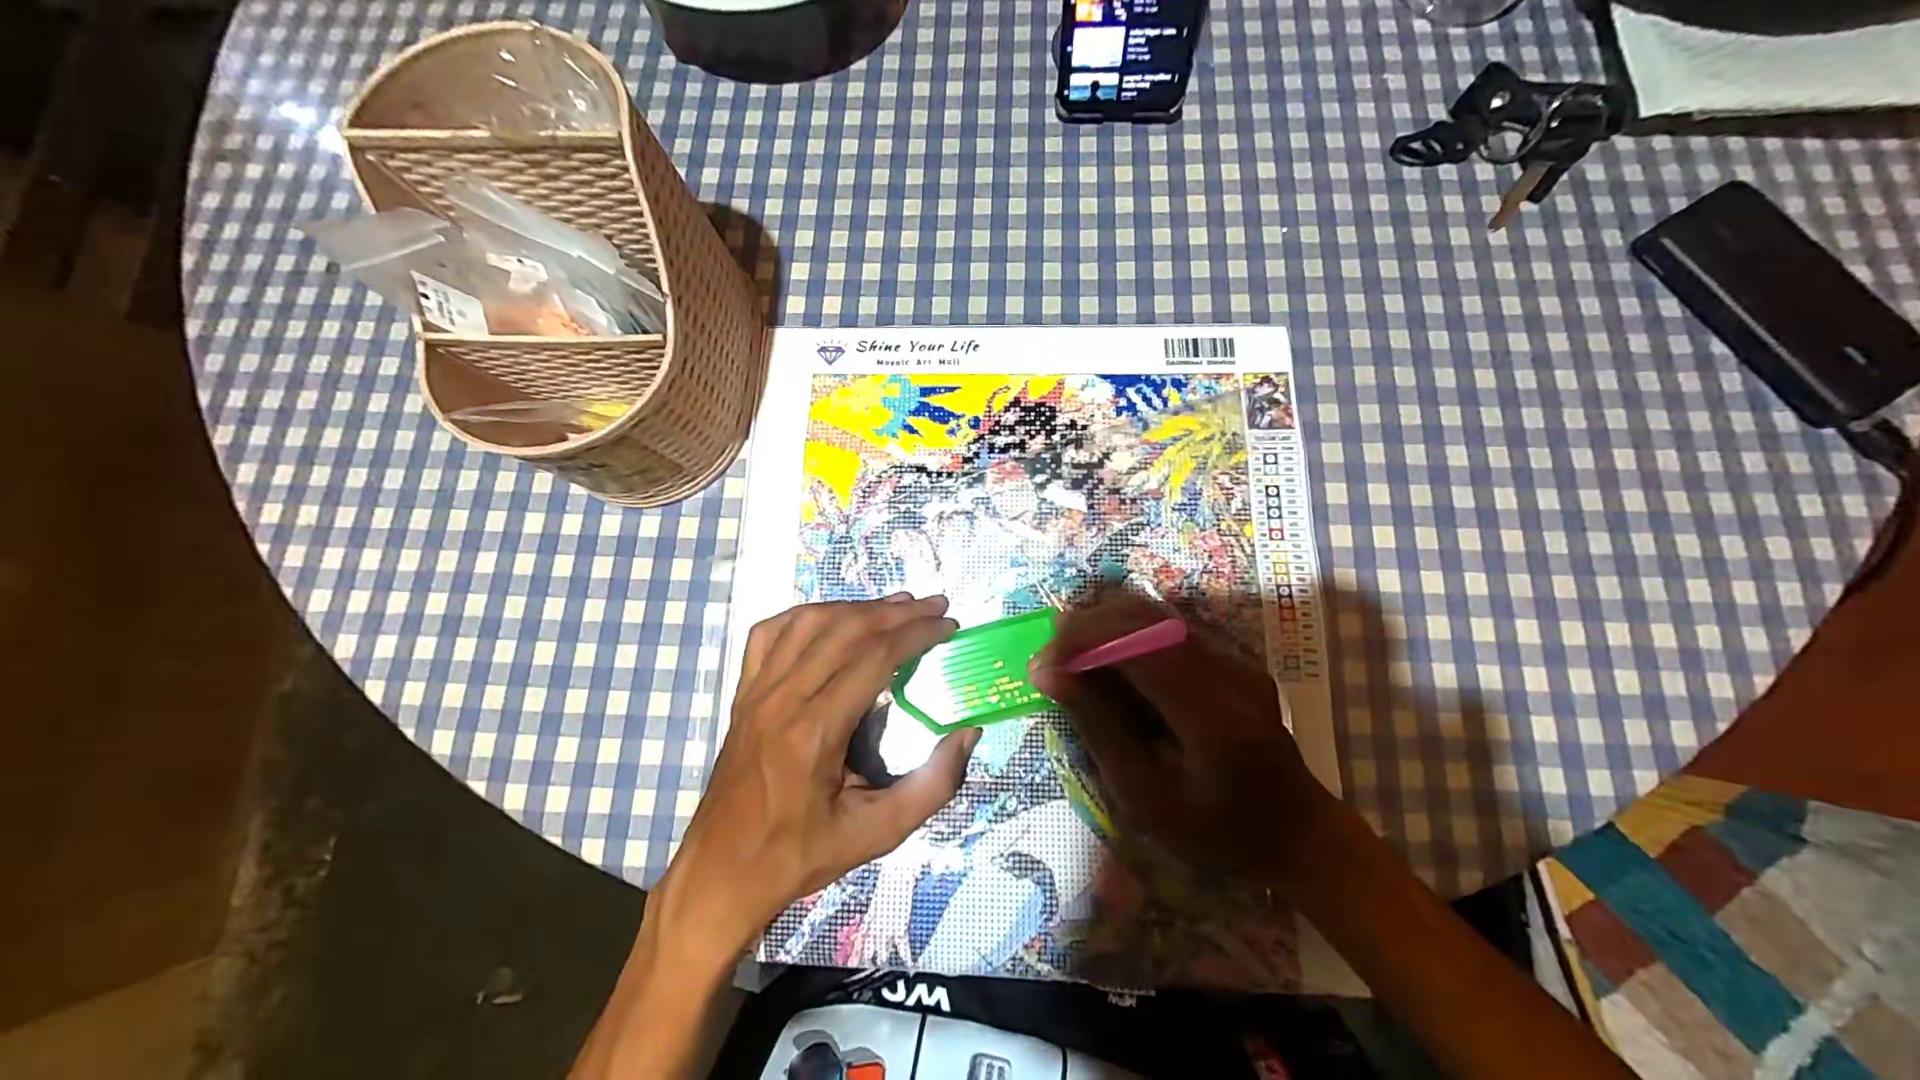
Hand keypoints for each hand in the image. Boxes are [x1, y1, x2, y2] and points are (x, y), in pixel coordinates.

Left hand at [659, 594, 980, 956]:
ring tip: (896, 605)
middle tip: (934, 604)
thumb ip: (933, 785)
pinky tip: (833, 617)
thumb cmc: (800, 854)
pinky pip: (771, 634)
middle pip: (844, 630)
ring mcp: (756, 692)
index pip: (873, 657)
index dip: (916, 633)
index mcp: (814, 732)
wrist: (722, 871)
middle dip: (896, 612)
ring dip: (856, 606)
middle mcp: (781, 699)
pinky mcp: (742, 693)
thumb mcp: (878, 834)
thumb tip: (968, 733)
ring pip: (809, 623)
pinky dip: (807, 615)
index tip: (948, 624)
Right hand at [1028, 596, 1329, 881]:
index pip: (1140, 644)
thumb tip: (1049, 674)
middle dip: (1086, 627)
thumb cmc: (1215, 831)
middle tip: (1048, 658)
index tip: (1042, 665)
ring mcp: (1234, 659)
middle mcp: (1228, 670)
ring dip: (1103, 628)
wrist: (1295, 832)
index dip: (1083, 640)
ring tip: (1068, 657)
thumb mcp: (1145, 796)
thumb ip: (1099, 728)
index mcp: (1212, 713)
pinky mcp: (1230, 658)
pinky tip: (1105, 666)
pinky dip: (1125, 639)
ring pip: (1155, 616)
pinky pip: (1167, 632)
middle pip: (1146, 617)